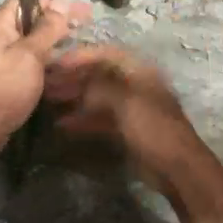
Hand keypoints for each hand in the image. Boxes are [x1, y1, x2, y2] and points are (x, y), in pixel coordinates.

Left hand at [0, 0, 89, 156]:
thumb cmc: (3, 89)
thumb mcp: (29, 55)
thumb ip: (47, 28)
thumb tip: (62, 1)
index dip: (52, 1)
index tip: (78, 10)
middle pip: (29, 20)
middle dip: (57, 22)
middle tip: (86, 27)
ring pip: (29, 42)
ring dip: (52, 43)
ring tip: (79, 47)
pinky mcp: (3, 77)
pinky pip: (26, 61)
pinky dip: (43, 61)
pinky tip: (62, 68)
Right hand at [43, 46, 201, 181]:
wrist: (175, 168)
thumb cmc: (152, 128)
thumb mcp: (124, 102)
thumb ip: (97, 87)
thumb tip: (74, 82)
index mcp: (139, 72)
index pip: (106, 54)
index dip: (79, 56)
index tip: (54, 64)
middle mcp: (135, 85)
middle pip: (99, 75)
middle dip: (73, 78)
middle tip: (46, 85)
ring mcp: (132, 108)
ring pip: (98, 97)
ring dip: (74, 98)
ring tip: (49, 102)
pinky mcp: (128, 130)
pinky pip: (100, 118)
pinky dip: (82, 119)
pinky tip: (62, 125)